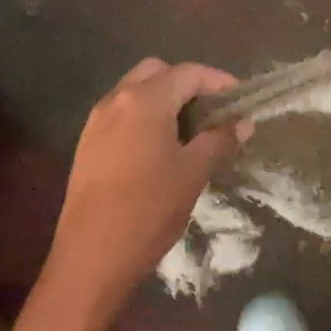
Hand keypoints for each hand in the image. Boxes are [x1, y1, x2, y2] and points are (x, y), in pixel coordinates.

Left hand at [43, 58, 247, 305]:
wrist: (90, 258)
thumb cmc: (148, 210)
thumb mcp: (193, 173)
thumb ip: (219, 141)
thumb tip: (243, 123)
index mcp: (145, 99)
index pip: (188, 73)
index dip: (218, 81)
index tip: (240, 99)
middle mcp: (117, 98)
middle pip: (157, 72)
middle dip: (186, 84)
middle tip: (210, 112)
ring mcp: (97, 120)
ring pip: (135, 91)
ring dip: (163, 100)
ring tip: (188, 131)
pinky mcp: (87, 144)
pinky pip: (121, 113)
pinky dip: (143, 117)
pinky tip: (158, 148)